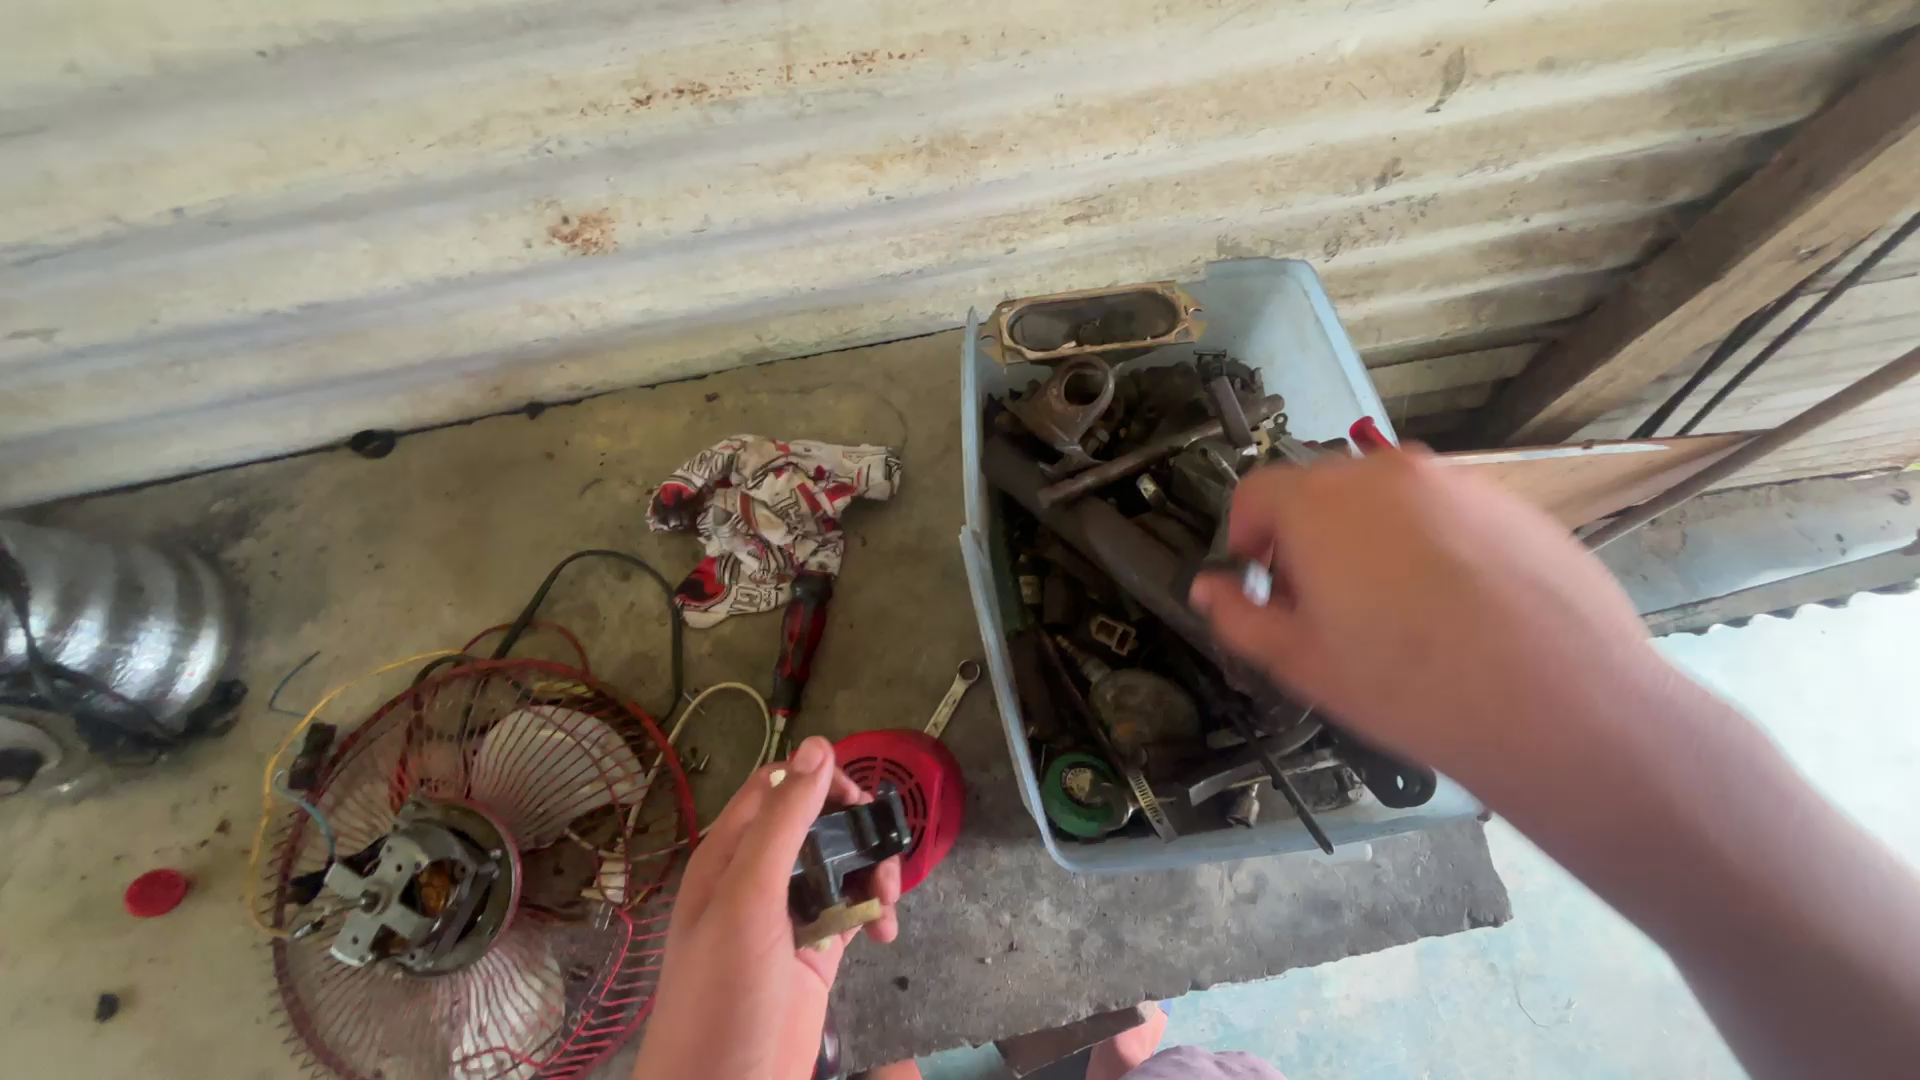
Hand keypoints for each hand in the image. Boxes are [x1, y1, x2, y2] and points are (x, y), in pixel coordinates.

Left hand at [634, 736, 902, 1079]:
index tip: (858, 800)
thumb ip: (783, 821)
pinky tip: (887, 933)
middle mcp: (759, 876)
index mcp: (731, 854)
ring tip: (890, 903)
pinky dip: (875, 912)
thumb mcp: (749, 898)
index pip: (778, 787)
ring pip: (840, 864)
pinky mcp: (816, 949)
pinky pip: (852, 909)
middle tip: (884, 851)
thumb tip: (818, 744)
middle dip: (855, 829)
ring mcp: (789, 914)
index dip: (819, 780)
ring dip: (873, 872)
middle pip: (817, 823)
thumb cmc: (724, 995)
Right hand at [1188, 448, 1658, 786]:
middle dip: (1304, 538)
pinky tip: (1452, 605)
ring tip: (1390, 608)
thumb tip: (1210, 588)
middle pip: (1318, 491)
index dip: (1245, 536)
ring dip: (1365, 538)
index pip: (1254, 492)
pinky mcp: (1510, 504)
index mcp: (1318, 503)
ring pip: (1382, 501)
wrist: (1559, 705)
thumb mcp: (1297, 661)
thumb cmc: (1406, 684)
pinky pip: (1442, 512)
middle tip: (1321, 603)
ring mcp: (1454, 483)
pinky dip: (1427, 543)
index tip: (1261, 580)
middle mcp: (1382, 474)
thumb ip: (1237, 615)